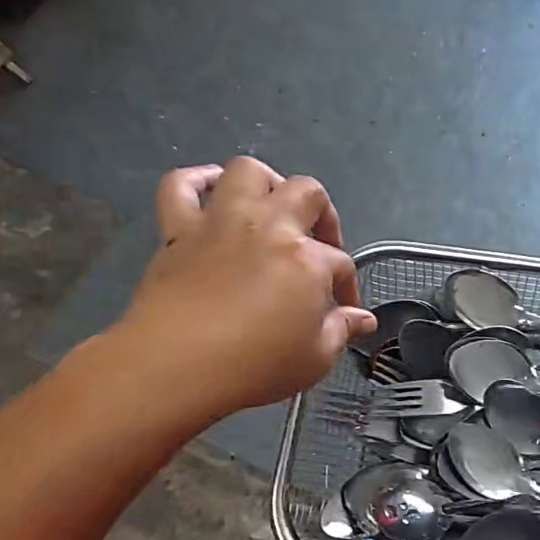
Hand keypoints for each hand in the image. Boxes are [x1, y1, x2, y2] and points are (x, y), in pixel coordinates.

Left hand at [116, 158, 375, 418]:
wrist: (177, 366)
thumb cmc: (254, 368)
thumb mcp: (315, 359)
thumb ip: (341, 331)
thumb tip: (362, 319)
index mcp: (307, 259)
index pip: (340, 263)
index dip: (347, 287)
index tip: (343, 312)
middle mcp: (268, 226)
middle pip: (307, 193)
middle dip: (322, 215)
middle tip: (316, 246)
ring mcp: (220, 222)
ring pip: (248, 172)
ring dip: (266, 183)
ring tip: (269, 208)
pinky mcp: (177, 230)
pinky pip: (180, 186)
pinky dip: (195, 181)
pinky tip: (209, 187)